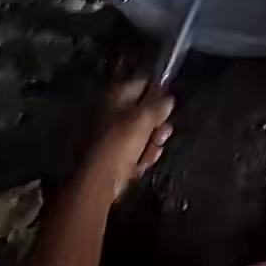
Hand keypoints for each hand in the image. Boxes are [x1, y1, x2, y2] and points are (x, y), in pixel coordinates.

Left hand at [79, 79, 174, 202]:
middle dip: (157, 123)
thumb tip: (168, 99)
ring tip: (152, 151)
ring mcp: (112, 134)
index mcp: (116, 97)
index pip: (142, 83)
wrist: (96, 181)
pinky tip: (142, 163)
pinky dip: (142, 156)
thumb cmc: (119, 144)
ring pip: (143, 132)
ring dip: (152, 142)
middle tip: (162, 132)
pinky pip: (136, 150)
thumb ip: (159, 105)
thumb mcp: (144, 119)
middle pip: (145, 110)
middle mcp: (112, 112)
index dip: (158, 91)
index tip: (169, 103)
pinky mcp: (114, 155)